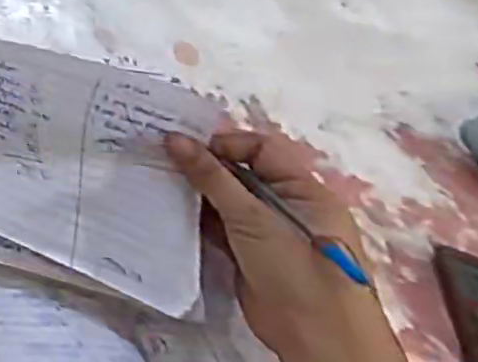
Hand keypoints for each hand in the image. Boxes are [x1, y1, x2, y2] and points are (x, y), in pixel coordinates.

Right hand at [165, 131, 404, 361]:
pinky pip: (218, 222)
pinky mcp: (249, 251)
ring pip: (224, 196)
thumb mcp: (253, 219)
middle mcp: (287, 206)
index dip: (225, 144)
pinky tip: (168, 206)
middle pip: (238, 171)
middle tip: (162, 157)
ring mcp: (268, 231)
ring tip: (158, 179)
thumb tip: (173, 136)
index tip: (188, 149)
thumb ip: (211, 176)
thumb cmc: (298, 273)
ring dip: (195, 190)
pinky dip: (196, 214)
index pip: (260, 148)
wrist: (319, 347)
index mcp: (304, 192)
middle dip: (202, 165)